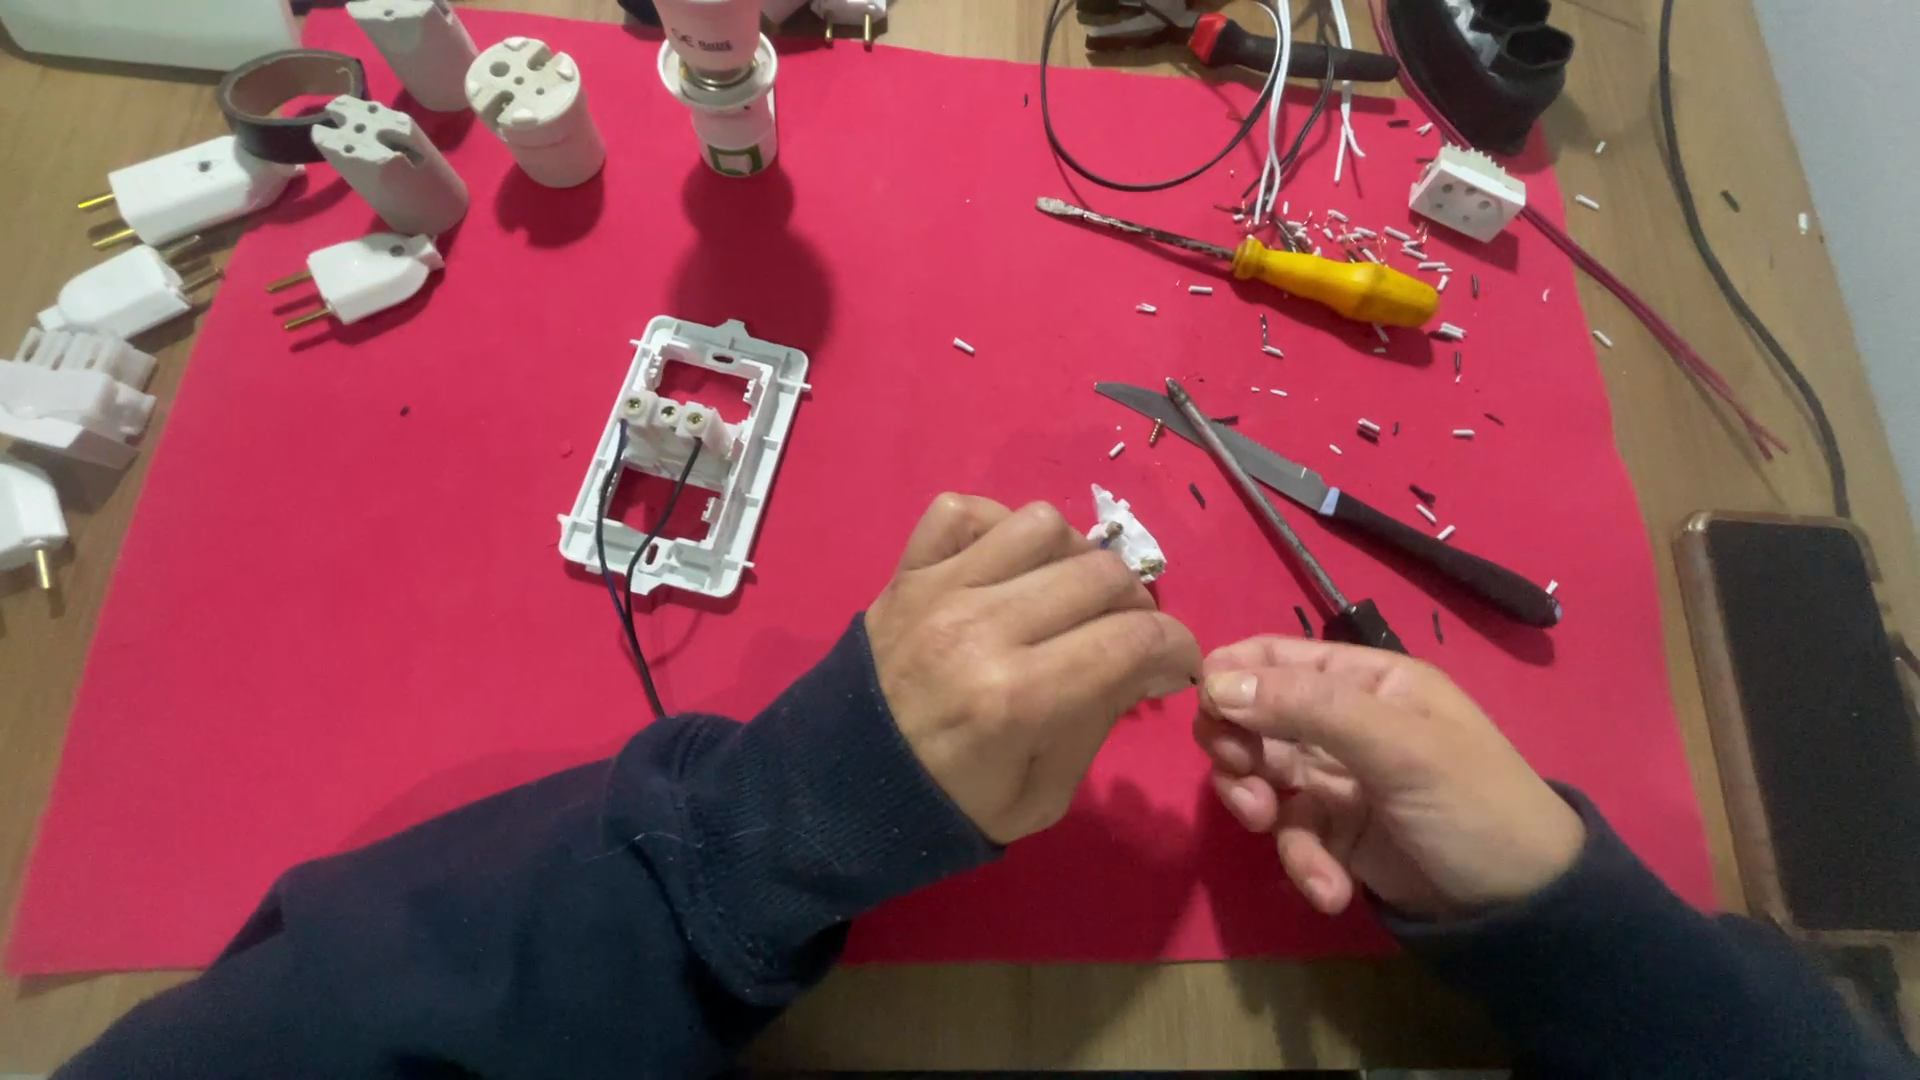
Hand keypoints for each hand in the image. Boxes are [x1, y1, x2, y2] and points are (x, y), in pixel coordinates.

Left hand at [867, 494, 1201, 843]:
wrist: (840, 785)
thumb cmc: (945, 805)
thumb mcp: (1040, 798)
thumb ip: (1098, 722)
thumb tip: (1145, 663)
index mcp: (1017, 697)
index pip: (1132, 639)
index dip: (1176, 646)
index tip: (1176, 663)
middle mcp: (981, 625)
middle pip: (1099, 573)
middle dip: (1138, 606)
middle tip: (1127, 637)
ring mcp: (939, 588)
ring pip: (1041, 524)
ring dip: (1075, 557)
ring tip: (1070, 595)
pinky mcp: (907, 571)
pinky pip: (962, 510)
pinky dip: (997, 525)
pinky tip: (1008, 566)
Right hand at [1193, 636, 1584, 919]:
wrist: (1528, 917)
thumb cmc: (1474, 805)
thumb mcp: (1398, 746)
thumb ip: (1307, 708)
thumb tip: (1213, 684)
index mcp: (1359, 681)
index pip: (1271, 656)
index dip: (1230, 675)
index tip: (1208, 708)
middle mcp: (1336, 720)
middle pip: (1249, 713)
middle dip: (1234, 743)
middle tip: (1239, 770)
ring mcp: (1330, 775)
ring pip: (1255, 771)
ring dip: (1251, 798)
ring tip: (1268, 824)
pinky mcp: (1329, 829)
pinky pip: (1286, 831)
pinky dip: (1298, 858)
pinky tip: (1329, 885)